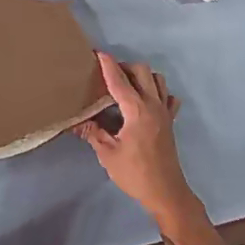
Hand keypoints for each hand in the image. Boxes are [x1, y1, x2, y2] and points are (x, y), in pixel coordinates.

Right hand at [75, 53, 204, 235]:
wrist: (165, 191)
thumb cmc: (134, 172)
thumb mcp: (107, 153)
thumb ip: (92, 132)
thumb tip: (74, 122)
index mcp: (137, 111)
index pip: (120, 81)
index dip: (107, 66)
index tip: (97, 53)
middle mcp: (154, 105)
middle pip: (142, 72)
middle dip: (124, 67)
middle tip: (107, 74)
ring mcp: (165, 113)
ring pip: (157, 81)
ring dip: (141, 77)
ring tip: (124, 86)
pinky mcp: (170, 122)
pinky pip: (168, 98)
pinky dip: (157, 93)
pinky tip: (145, 102)